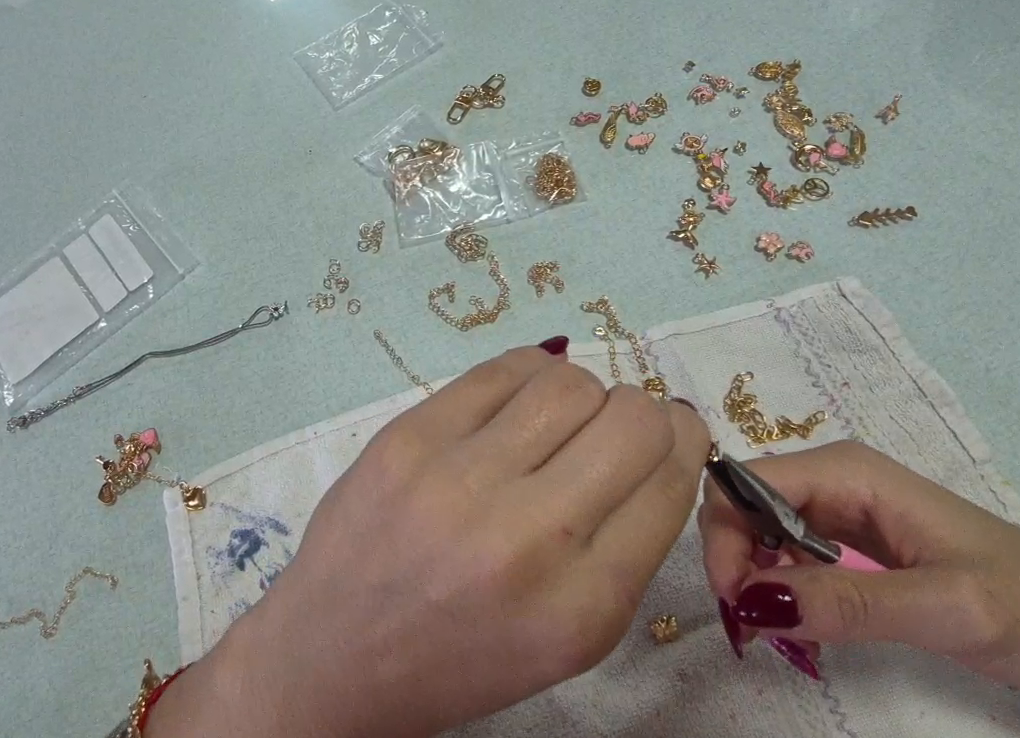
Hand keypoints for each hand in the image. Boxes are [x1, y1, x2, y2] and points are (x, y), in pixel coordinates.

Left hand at [150, 340, 710, 737]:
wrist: (337, 651)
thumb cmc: (463, 652)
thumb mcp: (569, 634)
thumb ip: (624, 544)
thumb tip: (660, 441)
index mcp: (582, 607)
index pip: (670, 483)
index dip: (682, 446)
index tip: (670, 437)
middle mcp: (527, 536)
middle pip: (632, 421)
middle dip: (641, 414)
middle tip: (616, 426)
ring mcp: (460, 477)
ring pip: (568, 382)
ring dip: (582, 393)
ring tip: (556, 420)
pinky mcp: (410, 434)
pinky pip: (501, 368)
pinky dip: (528, 375)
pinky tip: (517, 403)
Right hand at [700, 442, 1019, 737]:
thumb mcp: (948, 609)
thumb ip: (848, 601)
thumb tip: (749, 601)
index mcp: (848, 469)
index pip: (745, 481)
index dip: (723, 533)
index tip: (736, 602)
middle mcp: (836, 479)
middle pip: (745, 503)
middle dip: (734, 558)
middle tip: (752, 626)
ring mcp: (843, 511)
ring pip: (761, 530)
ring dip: (755, 577)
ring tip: (778, 630)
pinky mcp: (853, 544)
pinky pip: (790, 555)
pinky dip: (781, 588)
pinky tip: (803, 621)